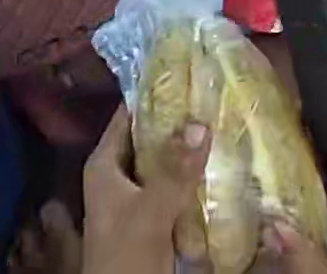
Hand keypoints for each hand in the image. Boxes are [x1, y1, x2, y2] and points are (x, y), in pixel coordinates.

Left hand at [82, 105, 210, 273]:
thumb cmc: (125, 260)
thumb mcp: (150, 214)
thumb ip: (173, 170)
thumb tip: (200, 121)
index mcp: (105, 164)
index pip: (127, 113)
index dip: (153, 92)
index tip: (186, 72)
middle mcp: (118, 175)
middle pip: (148, 137)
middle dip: (178, 120)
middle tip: (212, 96)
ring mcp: (135, 199)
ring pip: (163, 163)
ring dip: (188, 150)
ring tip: (222, 123)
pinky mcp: (153, 222)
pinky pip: (174, 189)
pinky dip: (192, 178)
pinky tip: (220, 167)